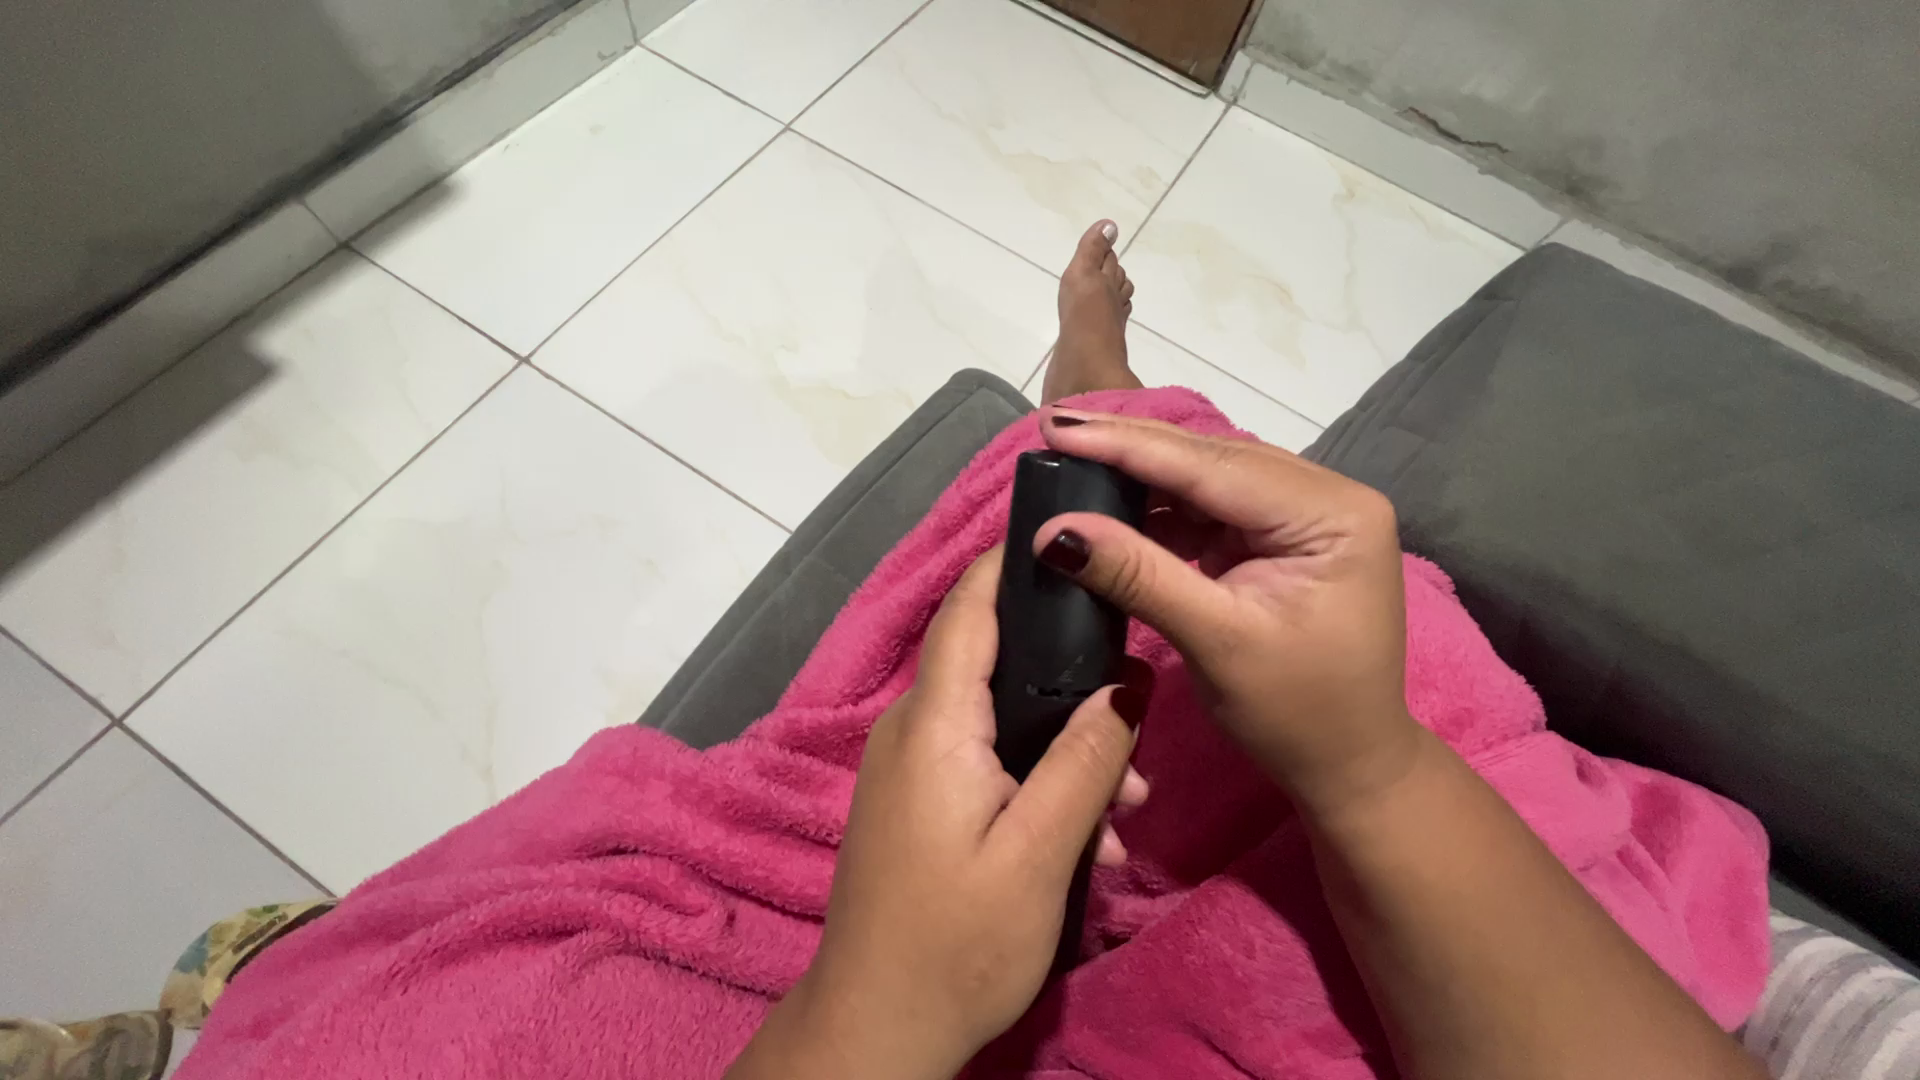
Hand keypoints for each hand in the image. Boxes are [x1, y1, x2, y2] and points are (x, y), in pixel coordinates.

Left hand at [727, 547, 1149, 1079]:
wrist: (876, 1026)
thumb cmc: (958, 941)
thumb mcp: (1040, 852)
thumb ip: (1085, 759)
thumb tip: (1130, 682)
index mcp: (934, 723)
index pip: (967, 611)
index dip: (1007, 564)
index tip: (1062, 536)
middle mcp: (912, 726)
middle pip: (991, 660)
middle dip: (1066, 678)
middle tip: (1133, 717)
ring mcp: (910, 761)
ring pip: (996, 716)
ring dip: (1061, 745)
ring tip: (1121, 804)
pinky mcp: (917, 794)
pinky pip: (982, 755)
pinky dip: (1033, 775)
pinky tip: (1083, 832)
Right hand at [1034, 408, 1421, 817]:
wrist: (1346, 762)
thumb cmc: (1297, 712)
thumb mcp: (1216, 641)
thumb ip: (1137, 575)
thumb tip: (1053, 531)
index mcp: (1331, 515)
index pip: (1213, 466)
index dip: (1128, 447)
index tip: (1059, 428)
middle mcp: (1322, 498)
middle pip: (1209, 460)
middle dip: (1129, 447)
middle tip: (1055, 428)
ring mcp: (1300, 515)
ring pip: (1203, 479)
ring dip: (1138, 476)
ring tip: (1072, 461)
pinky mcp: (1276, 537)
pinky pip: (1206, 509)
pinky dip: (1156, 511)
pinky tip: (1111, 505)